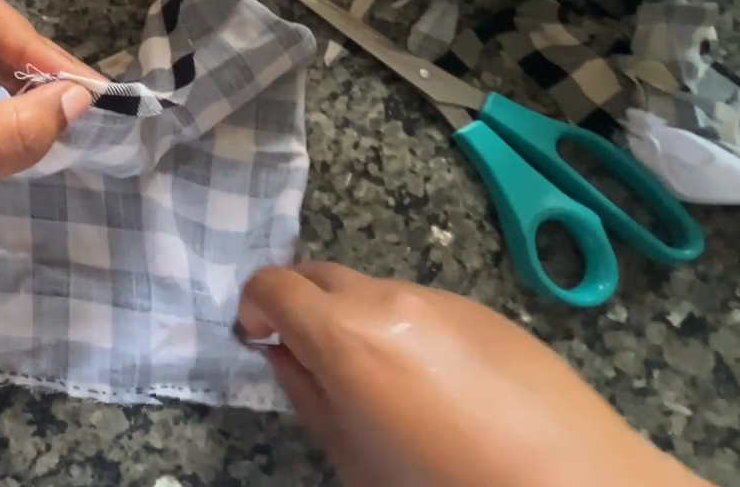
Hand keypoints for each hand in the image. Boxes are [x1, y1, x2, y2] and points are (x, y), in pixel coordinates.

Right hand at [238, 263, 710, 486]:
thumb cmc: (447, 486)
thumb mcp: (354, 457)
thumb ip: (306, 394)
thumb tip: (283, 354)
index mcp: (343, 332)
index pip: (270, 284)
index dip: (253, 305)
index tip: (258, 337)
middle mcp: (384, 298)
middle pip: (315, 273)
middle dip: (300, 304)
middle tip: (313, 353)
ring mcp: (439, 299)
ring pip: (369, 288)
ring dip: (354, 315)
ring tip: (387, 376)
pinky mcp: (486, 312)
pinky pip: (422, 306)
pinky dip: (406, 328)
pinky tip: (443, 384)